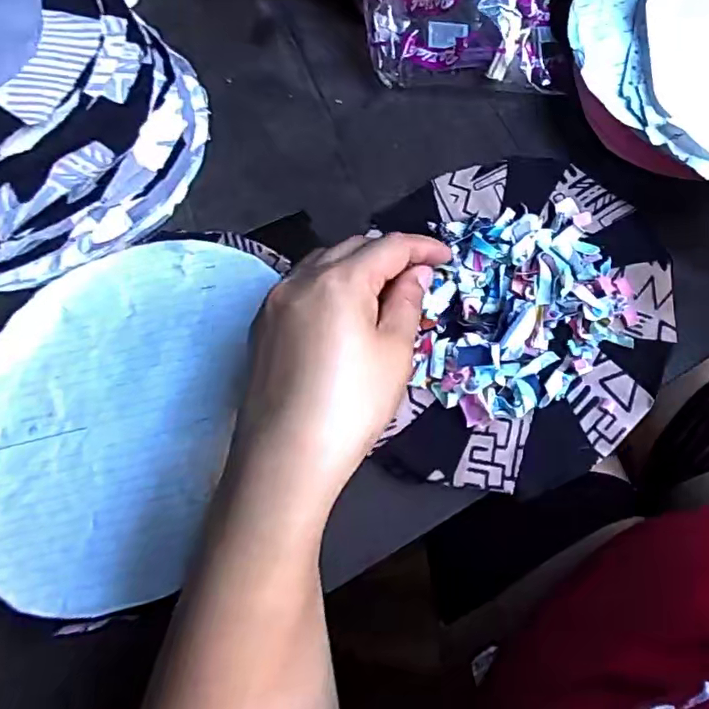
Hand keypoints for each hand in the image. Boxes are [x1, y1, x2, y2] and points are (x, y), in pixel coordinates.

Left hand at [231, 232, 450, 515]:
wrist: (284, 462)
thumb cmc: (353, 404)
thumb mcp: (396, 350)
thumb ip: (407, 302)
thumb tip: (416, 274)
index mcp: (338, 281)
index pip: (388, 246)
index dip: (422, 247)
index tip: (447, 257)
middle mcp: (300, 281)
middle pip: (354, 246)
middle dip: (390, 253)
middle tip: (420, 276)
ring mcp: (274, 303)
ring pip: (324, 263)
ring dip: (359, 265)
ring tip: (386, 291)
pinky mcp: (262, 327)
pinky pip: (303, 286)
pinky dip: (332, 283)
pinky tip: (348, 311)